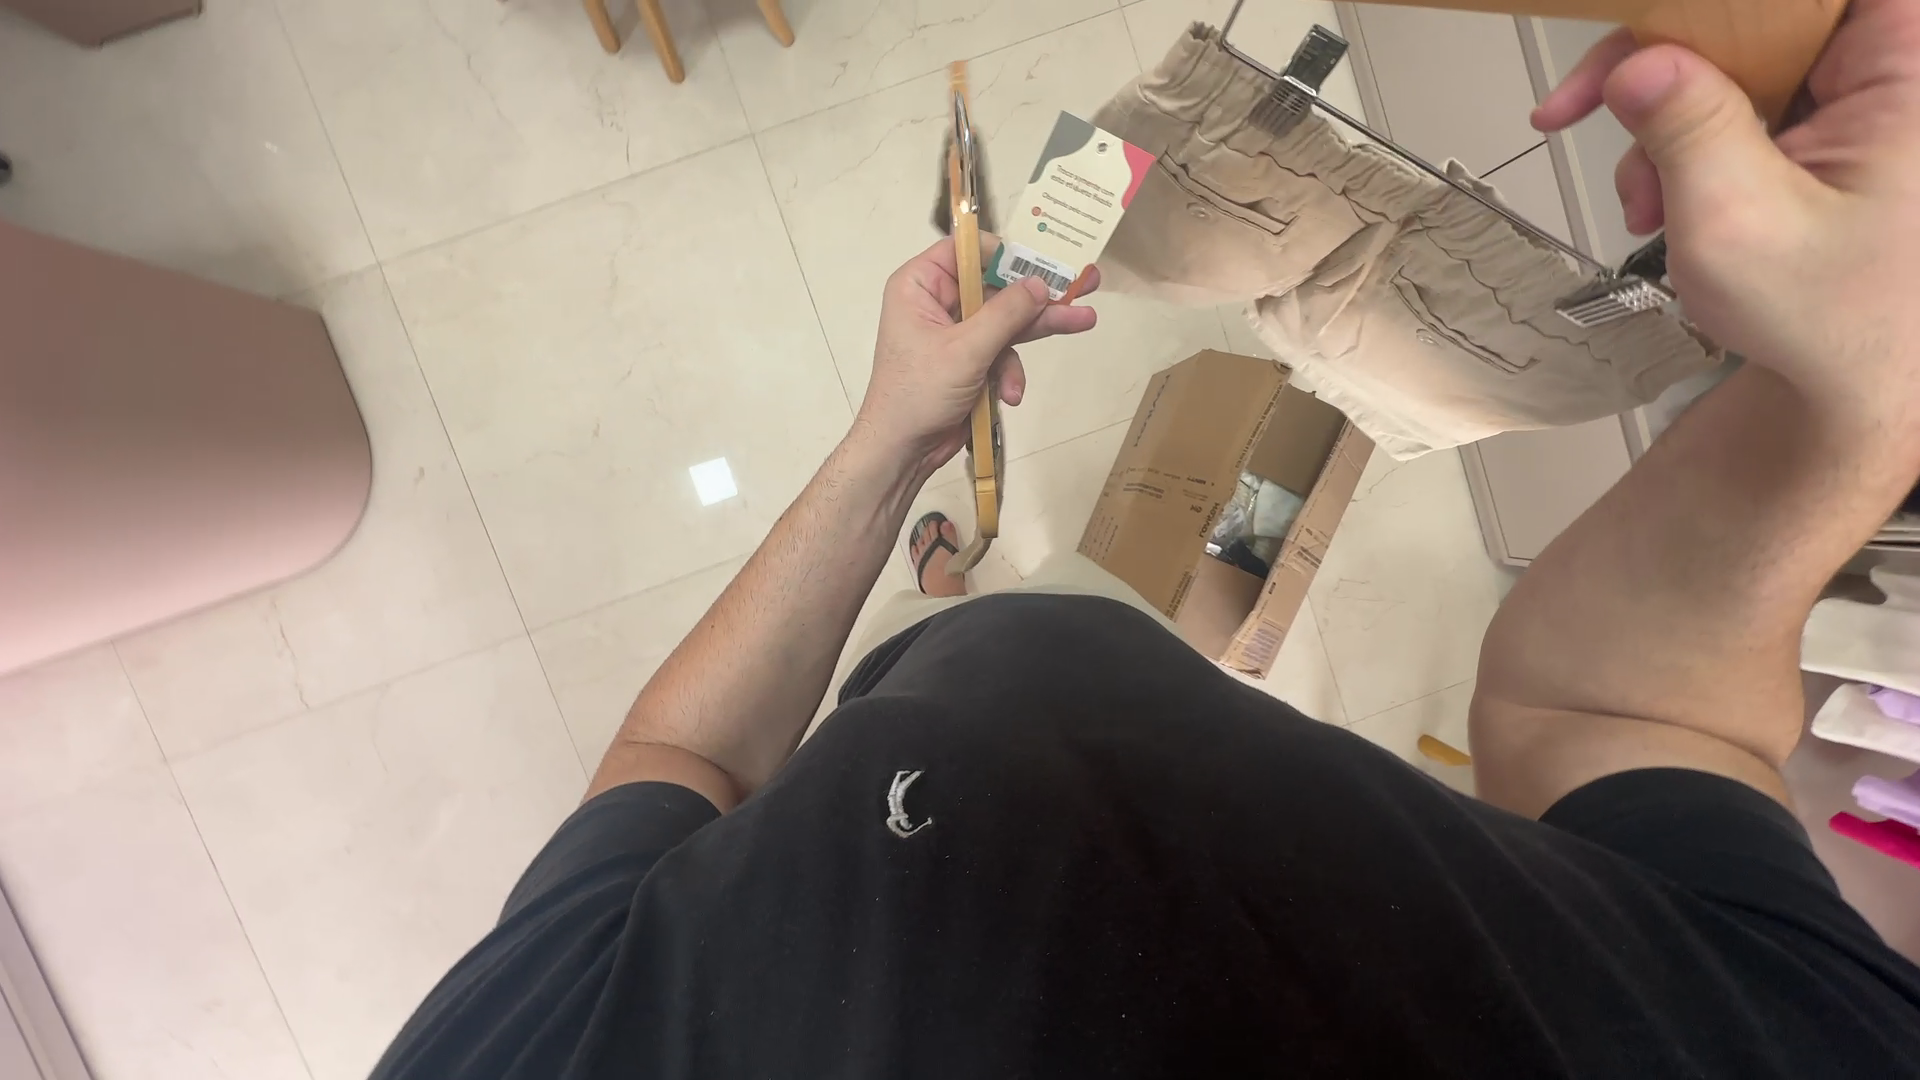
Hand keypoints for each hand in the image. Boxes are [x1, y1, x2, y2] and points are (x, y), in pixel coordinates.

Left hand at [855, 235, 1098, 480]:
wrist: (903, 449)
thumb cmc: (920, 392)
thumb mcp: (965, 349)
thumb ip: (1006, 314)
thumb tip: (1040, 282)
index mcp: (921, 286)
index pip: (965, 250)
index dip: (1003, 253)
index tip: (1039, 259)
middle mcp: (938, 303)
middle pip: (995, 288)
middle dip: (1036, 296)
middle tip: (1083, 284)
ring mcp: (956, 335)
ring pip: (1006, 323)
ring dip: (1031, 337)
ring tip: (1083, 323)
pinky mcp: (970, 363)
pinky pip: (1001, 355)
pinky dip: (1009, 374)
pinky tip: (1010, 396)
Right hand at [1532, 1, 1919, 425]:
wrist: (1854, 372)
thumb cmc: (1823, 310)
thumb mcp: (1736, 220)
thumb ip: (1690, 133)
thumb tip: (1638, 63)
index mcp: (1906, 67)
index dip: (1699, 12)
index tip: (1617, 56)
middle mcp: (1889, 68)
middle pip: (1750, 24)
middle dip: (1656, 81)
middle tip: (1574, 113)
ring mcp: (1855, 98)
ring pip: (1726, 70)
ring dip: (1659, 135)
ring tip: (1648, 207)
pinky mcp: (1822, 127)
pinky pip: (1729, 110)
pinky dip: (1676, 156)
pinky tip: (1667, 204)